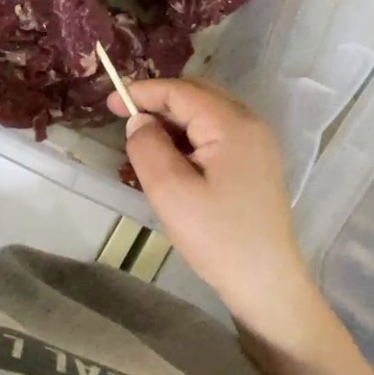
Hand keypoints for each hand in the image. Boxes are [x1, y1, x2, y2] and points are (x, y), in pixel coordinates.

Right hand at [109, 78, 319, 333]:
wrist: (266, 283)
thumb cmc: (217, 236)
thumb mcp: (169, 191)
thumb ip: (147, 146)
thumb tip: (138, 121)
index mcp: (231, 125)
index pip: (180, 91)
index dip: (142, 92)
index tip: (108, 104)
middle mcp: (250, 124)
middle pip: (197, 94)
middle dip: (158, 101)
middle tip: (124, 120)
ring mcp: (258, 144)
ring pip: (207, 112)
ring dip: (173, 119)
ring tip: (145, 142)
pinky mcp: (257, 163)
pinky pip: (217, 132)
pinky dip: (190, 135)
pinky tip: (173, 159)